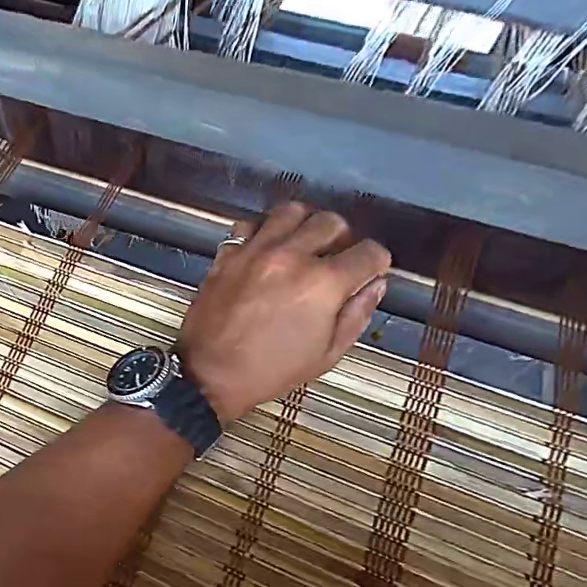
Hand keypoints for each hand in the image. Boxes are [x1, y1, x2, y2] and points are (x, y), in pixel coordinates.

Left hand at [179, 202, 391, 420]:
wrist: (210, 375)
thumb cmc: (271, 371)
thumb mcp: (326, 355)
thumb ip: (356, 315)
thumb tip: (375, 285)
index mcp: (323, 284)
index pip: (369, 252)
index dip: (376, 263)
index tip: (370, 272)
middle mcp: (292, 256)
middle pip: (331, 222)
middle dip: (343, 239)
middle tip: (336, 260)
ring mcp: (256, 250)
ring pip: (292, 212)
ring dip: (304, 225)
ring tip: (303, 247)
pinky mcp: (229, 253)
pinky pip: (251, 225)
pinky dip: (264, 232)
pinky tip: (267, 251)